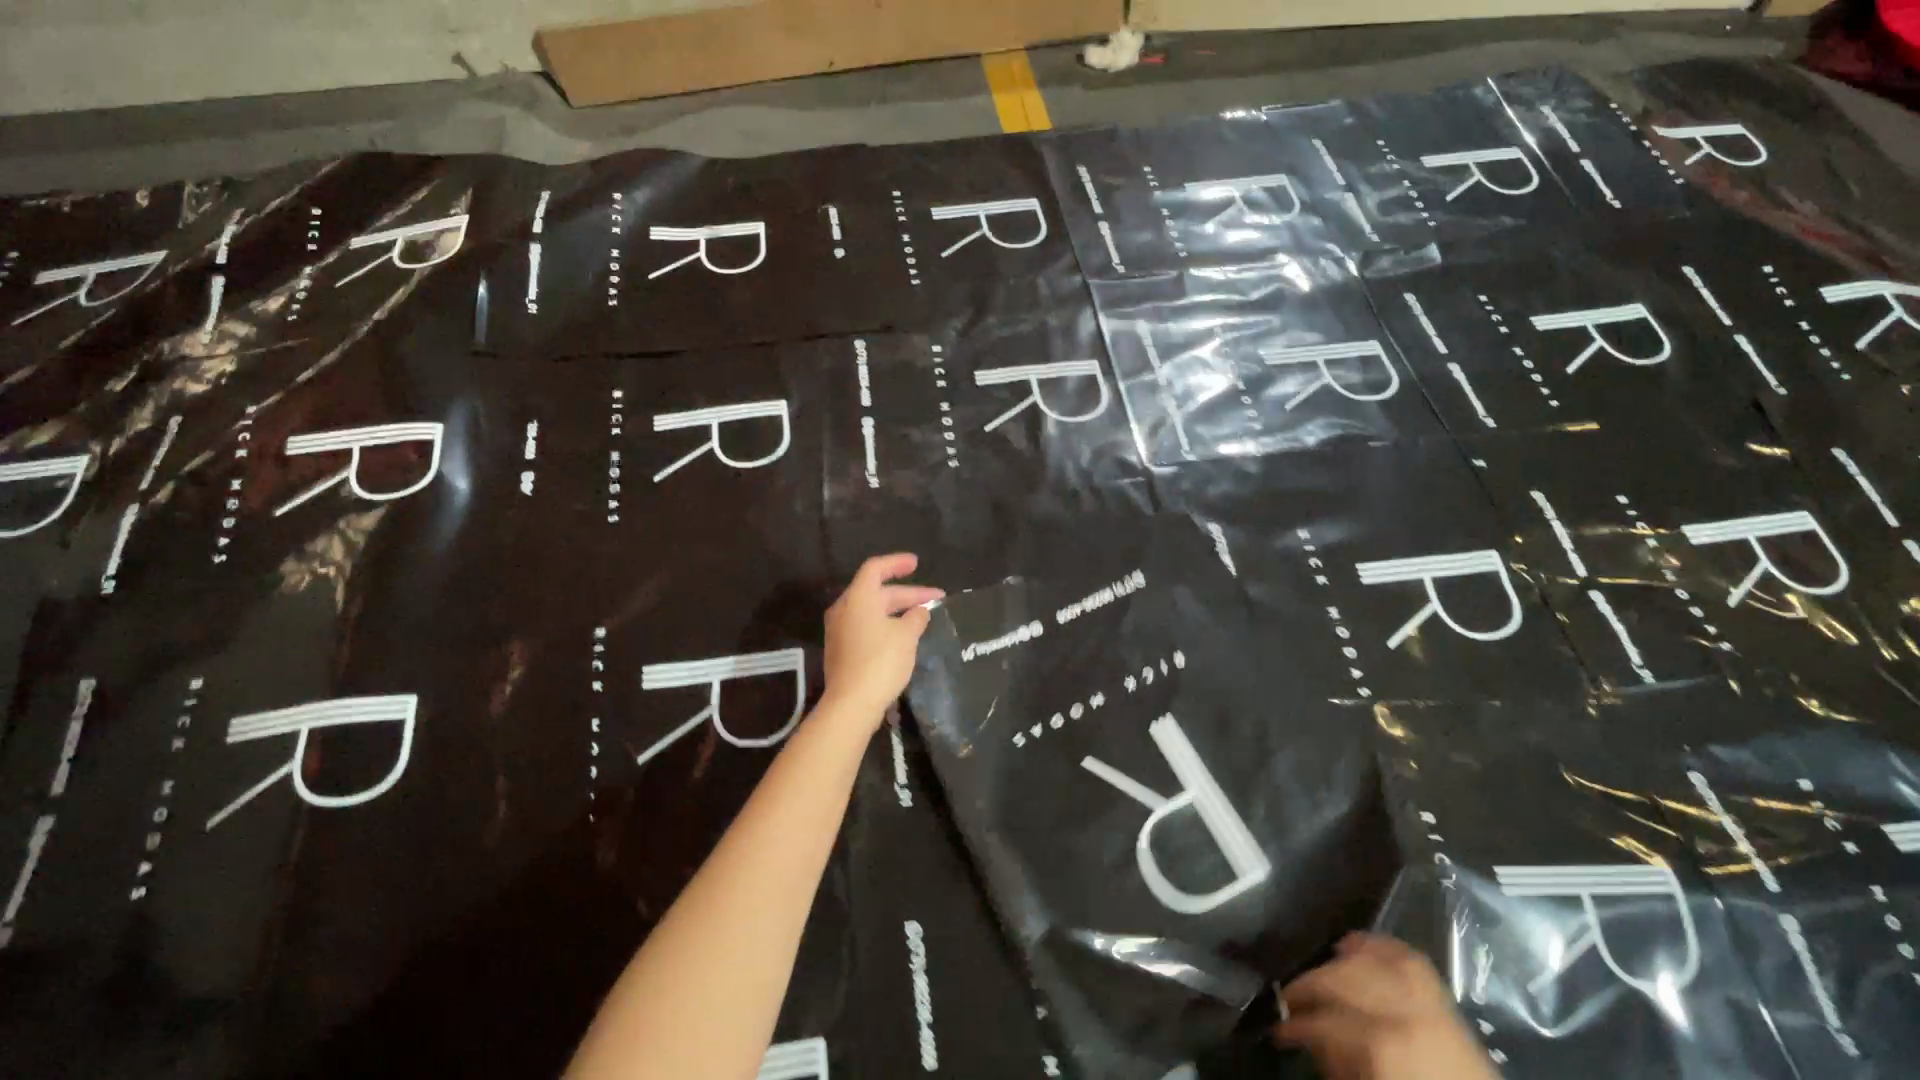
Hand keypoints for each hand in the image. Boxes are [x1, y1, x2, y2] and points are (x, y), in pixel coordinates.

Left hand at [820, 554, 944, 726]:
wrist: (851, 703)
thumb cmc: (880, 661)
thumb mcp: (906, 636)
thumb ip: (916, 618)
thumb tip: (919, 612)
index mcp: (858, 598)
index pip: (876, 569)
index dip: (897, 563)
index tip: (917, 564)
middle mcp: (844, 609)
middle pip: (877, 592)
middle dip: (907, 594)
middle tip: (935, 599)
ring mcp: (840, 631)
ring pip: (872, 611)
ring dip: (897, 611)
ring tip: (922, 617)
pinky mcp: (841, 650)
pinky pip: (866, 627)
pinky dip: (886, 625)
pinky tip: (904, 636)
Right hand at [1277, 933, 1498, 1079]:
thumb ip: (1338, 1062)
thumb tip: (1310, 1037)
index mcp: (1382, 1048)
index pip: (1323, 1019)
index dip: (1294, 1024)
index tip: (1278, 1030)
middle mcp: (1405, 1014)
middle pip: (1342, 978)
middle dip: (1308, 986)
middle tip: (1289, 1000)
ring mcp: (1430, 1003)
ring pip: (1370, 959)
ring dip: (1337, 964)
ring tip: (1316, 977)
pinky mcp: (1446, 1001)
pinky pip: (1407, 958)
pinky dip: (1378, 946)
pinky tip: (1353, 946)